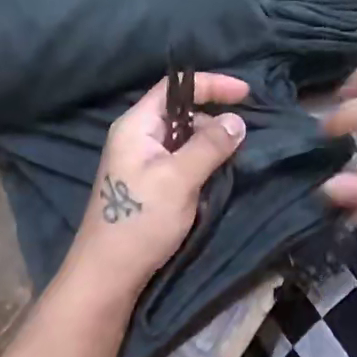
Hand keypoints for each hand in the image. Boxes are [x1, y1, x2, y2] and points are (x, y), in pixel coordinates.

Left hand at [69, 72, 251, 293]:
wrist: (109, 272)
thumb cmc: (140, 220)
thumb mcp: (179, 179)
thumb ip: (209, 146)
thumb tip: (236, 121)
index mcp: (135, 126)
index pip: (174, 89)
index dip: (211, 85)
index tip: (247, 93)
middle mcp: (136, 138)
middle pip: (180, 114)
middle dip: (213, 121)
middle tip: (243, 142)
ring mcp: (141, 163)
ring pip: (183, 141)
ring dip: (209, 148)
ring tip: (232, 163)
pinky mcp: (148, 185)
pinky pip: (180, 163)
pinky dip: (200, 167)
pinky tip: (214, 182)